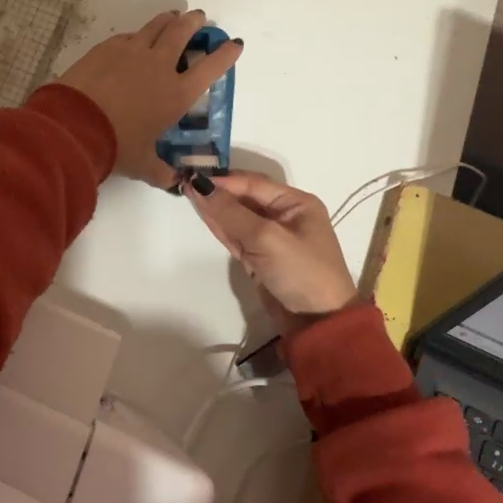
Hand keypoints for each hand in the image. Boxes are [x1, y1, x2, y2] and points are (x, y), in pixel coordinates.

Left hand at [54, 9, 242, 186]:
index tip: (234, 43)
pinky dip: (138, 34)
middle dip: (195, 22)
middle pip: (183, 32)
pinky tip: (135, 39)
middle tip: (199, 17)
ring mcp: (132, 51)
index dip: (225, 54)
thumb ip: (162, 172)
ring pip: (156, 25)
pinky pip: (129, 36)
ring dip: (169, 19)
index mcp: (177, 93)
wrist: (73, 123)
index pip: (211, 68)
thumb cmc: (116, 145)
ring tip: (173, 17)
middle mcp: (160, 66)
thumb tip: (174, 182)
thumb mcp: (143, 164)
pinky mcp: (107, 47)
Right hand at [183, 171, 357, 320]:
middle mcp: (284, 215)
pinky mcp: (261, 257)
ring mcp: (272, 237)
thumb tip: (199, 184)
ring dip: (216, 208)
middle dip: (218, 192)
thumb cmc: (300, 271)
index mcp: (296, 203)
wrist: (317, 323)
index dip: (223, 180)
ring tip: (187, 195)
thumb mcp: (265, 237)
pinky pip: (237, 235)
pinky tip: (203, 214)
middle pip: (244, 198)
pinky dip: (221, 226)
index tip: (193, 178)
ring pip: (238, 217)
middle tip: (185, 184)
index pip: (253, 184)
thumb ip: (230, 211)